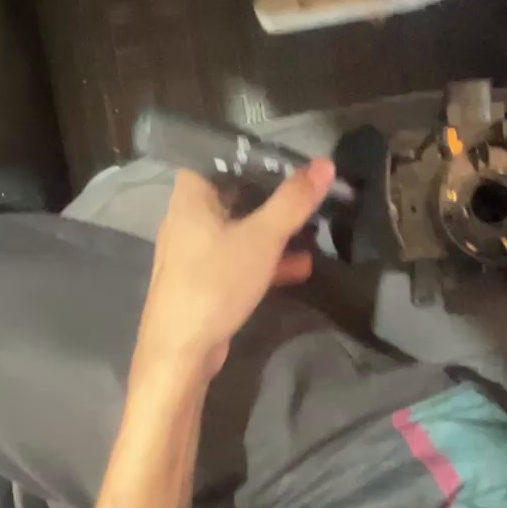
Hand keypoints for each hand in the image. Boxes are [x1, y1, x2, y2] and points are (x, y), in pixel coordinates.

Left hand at [135, 161, 336, 380]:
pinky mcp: (205, 281)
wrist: (180, 351)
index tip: (295, 160)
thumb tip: (326, 164)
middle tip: (311, 196)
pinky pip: (239, 259)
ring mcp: (195, 252)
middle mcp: (187, 217)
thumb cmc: (215, 282)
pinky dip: (265, 260)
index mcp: (191, 195)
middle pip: (236, 194)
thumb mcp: (262, 238)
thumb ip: (293, 201)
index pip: (223, 158)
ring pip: (240, 229)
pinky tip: (300, 268)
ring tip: (313, 231)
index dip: (258, 156)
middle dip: (274, 197)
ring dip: (274, 231)